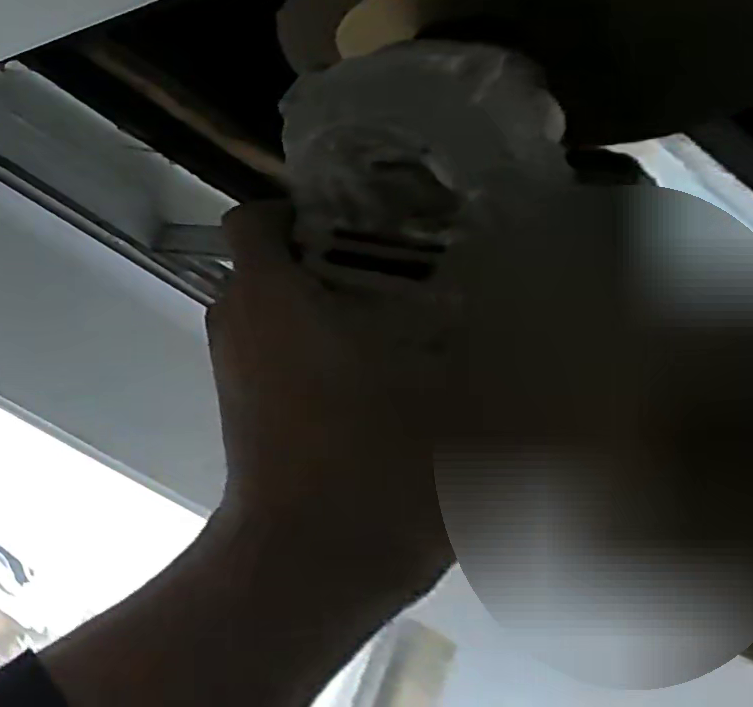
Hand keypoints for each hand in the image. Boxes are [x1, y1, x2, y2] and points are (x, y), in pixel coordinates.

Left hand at [205, 200, 452, 597]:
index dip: (288, 209)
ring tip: (396, 321)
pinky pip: (262, 339)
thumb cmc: (375, 459)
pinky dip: (301, 336)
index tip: (347, 220)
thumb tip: (527, 319)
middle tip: (396, 270)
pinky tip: (368, 370)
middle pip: (261, 260)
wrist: (306, 544)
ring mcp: (226, 354)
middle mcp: (233, 314)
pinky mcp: (232, 389)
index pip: (249, 220)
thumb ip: (484, 344)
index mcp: (267, 294)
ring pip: (264, 302)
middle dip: (321, 257)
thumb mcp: (455, 395)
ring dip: (316, 300)